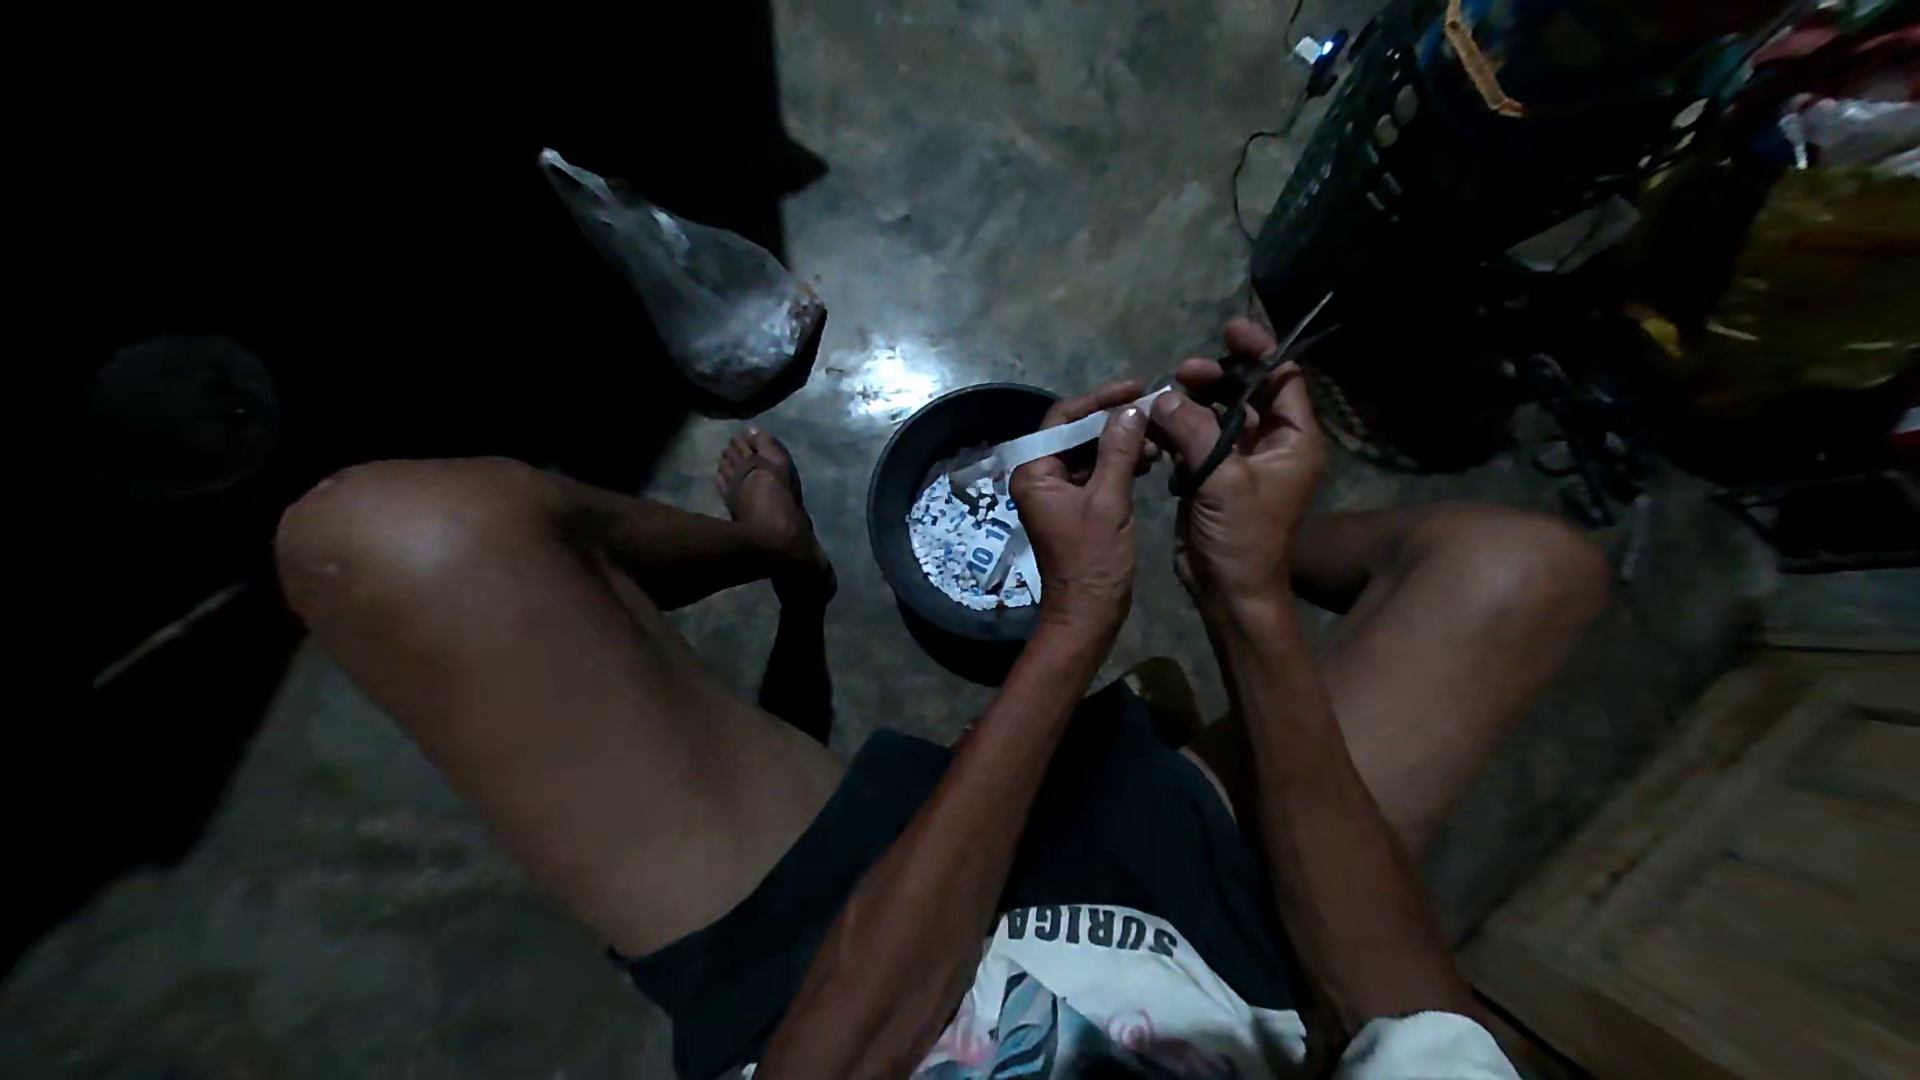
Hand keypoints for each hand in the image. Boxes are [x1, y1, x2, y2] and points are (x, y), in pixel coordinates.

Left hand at [1011, 379, 1150, 636]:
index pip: (1061, 419)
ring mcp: (1055, 492)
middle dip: (1111, 421)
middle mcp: (1038, 477)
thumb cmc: (1094, 558)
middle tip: (1150, 409)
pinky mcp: (1072, 505)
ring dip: (1118, 442)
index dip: (1098, 400)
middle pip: (1073, 433)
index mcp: (1034, 472)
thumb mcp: (1109, 500)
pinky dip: (1117, 463)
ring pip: (1086, 452)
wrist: (1089, 610)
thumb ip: (1119, 451)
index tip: (1135, 387)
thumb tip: (1132, 409)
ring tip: (1155, 437)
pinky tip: (1147, 459)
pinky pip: (1093, 472)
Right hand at [1150, 318, 1326, 609]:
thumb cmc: (1242, 538)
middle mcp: (1270, 444)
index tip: (1229, 331)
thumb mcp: (1223, 480)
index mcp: (1294, 439)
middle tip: (1180, 373)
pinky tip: (1155, 427)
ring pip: (1215, 415)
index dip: (1259, 351)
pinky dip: (1176, 430)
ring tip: (1161, 399)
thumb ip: (1196, 432)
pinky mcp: (1212, 476)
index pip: (1283, 379)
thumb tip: (1164, 398)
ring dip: (1189, 403)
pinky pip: (1195, 440)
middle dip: (1215, 377)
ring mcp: (1239, 461)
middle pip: (1245, 392)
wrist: (1228, 589)